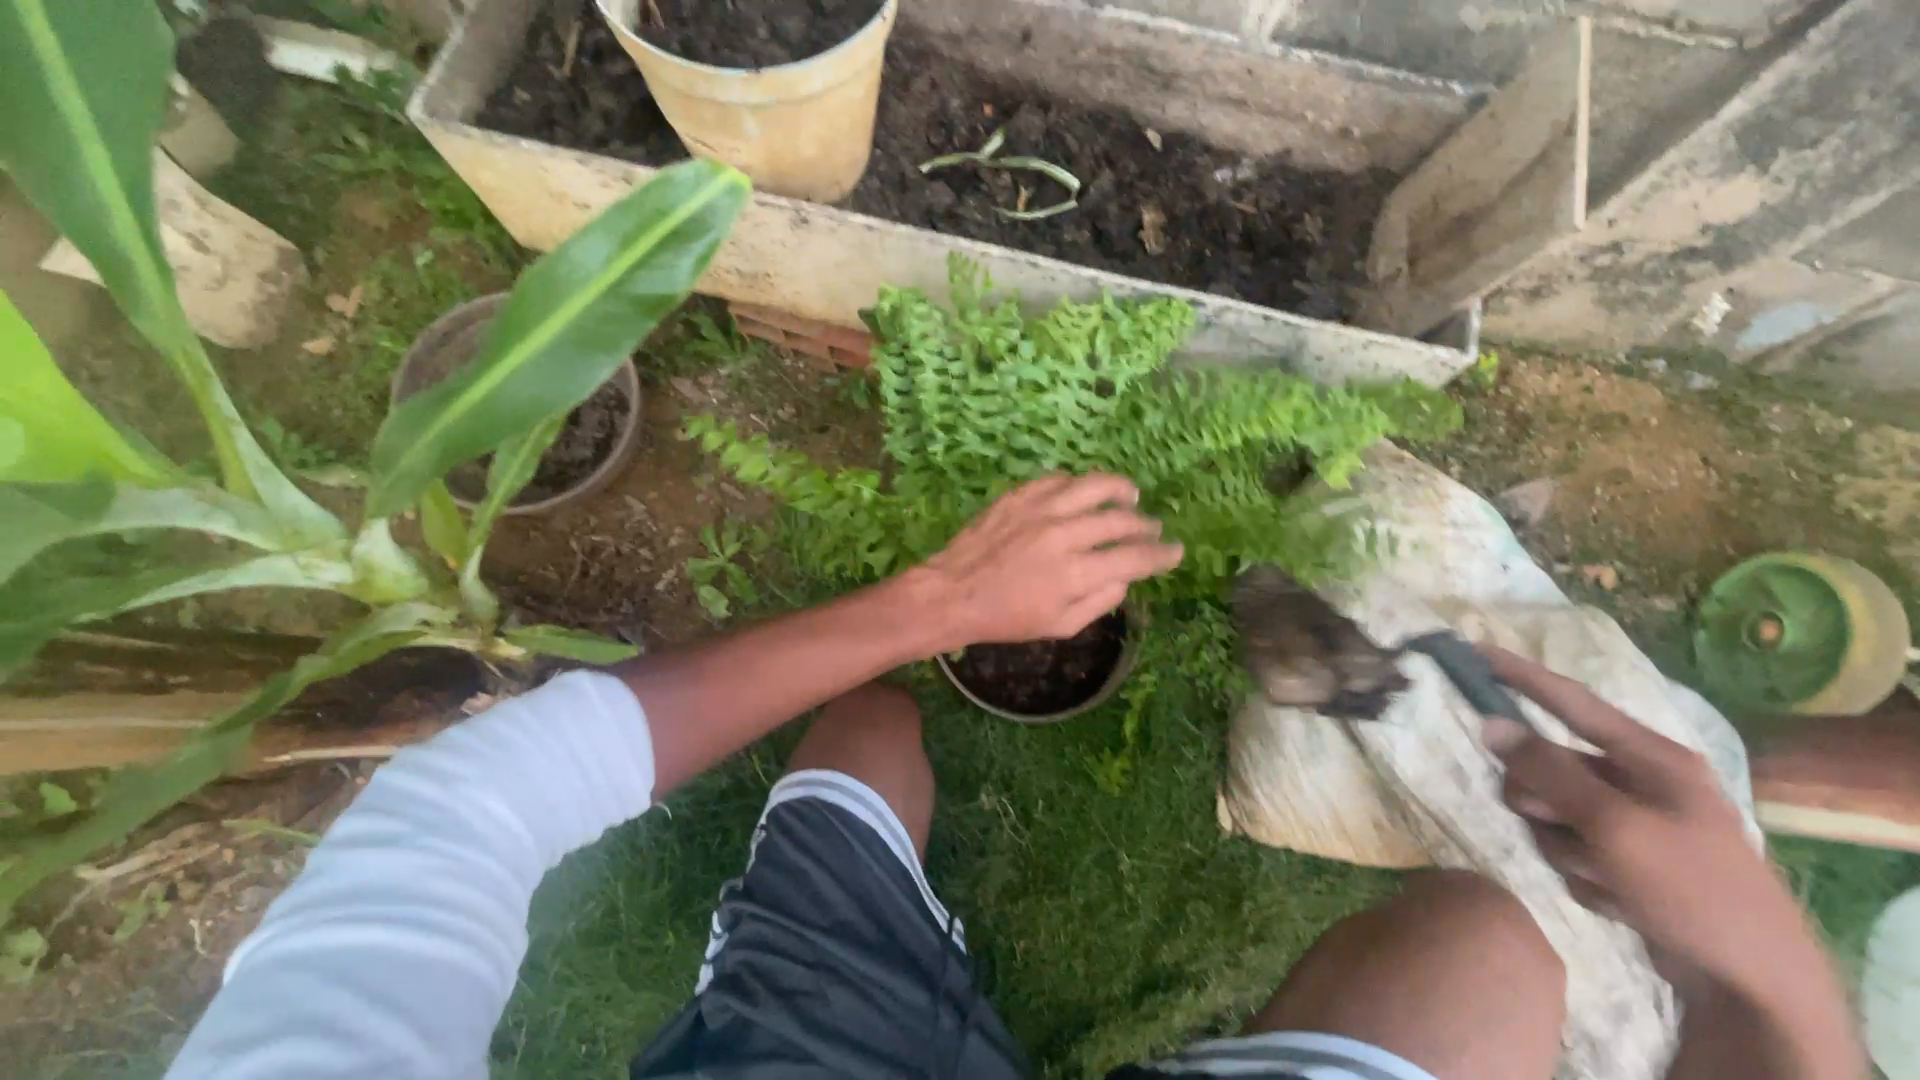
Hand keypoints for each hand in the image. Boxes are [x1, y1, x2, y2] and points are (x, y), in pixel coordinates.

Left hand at [916, 473, 1182, 648]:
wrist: (952, 593)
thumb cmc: (1006, 618)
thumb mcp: (1060, 626)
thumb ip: (1100, 602)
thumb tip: (1125, 577)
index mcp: (1075, 573)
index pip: (1134, 558)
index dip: (1162, 555)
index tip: (1176, 552)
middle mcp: (1063, 535)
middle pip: (1120, 518)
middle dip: (1145, 524)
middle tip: (1152, 529)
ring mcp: (1039, 510)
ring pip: (1094, 485)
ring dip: (1120, 489)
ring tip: (1131, 495)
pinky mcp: (1019, 496)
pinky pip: (1058, 480)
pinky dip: (1078, 486)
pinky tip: (1083, 494)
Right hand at [1478, 648, 1828, 998]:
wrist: (1752, 983)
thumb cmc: (1691, 888)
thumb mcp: (1613, 824)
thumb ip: (1548, 771)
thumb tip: (1491, 723)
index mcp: (1650, 758)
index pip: (1571, 701)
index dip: (1520, 675)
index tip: (1471, 651)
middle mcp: (1638, 782)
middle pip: (1547, 766)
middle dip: (1542, 800)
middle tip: (1556, 822)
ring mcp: (1630, 823)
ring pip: (1550, 812)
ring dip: (1564, 845)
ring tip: (1604, 875)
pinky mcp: (1623, 860)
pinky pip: (1568, 849)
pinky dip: (1582, 874)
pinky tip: (1616, 898)